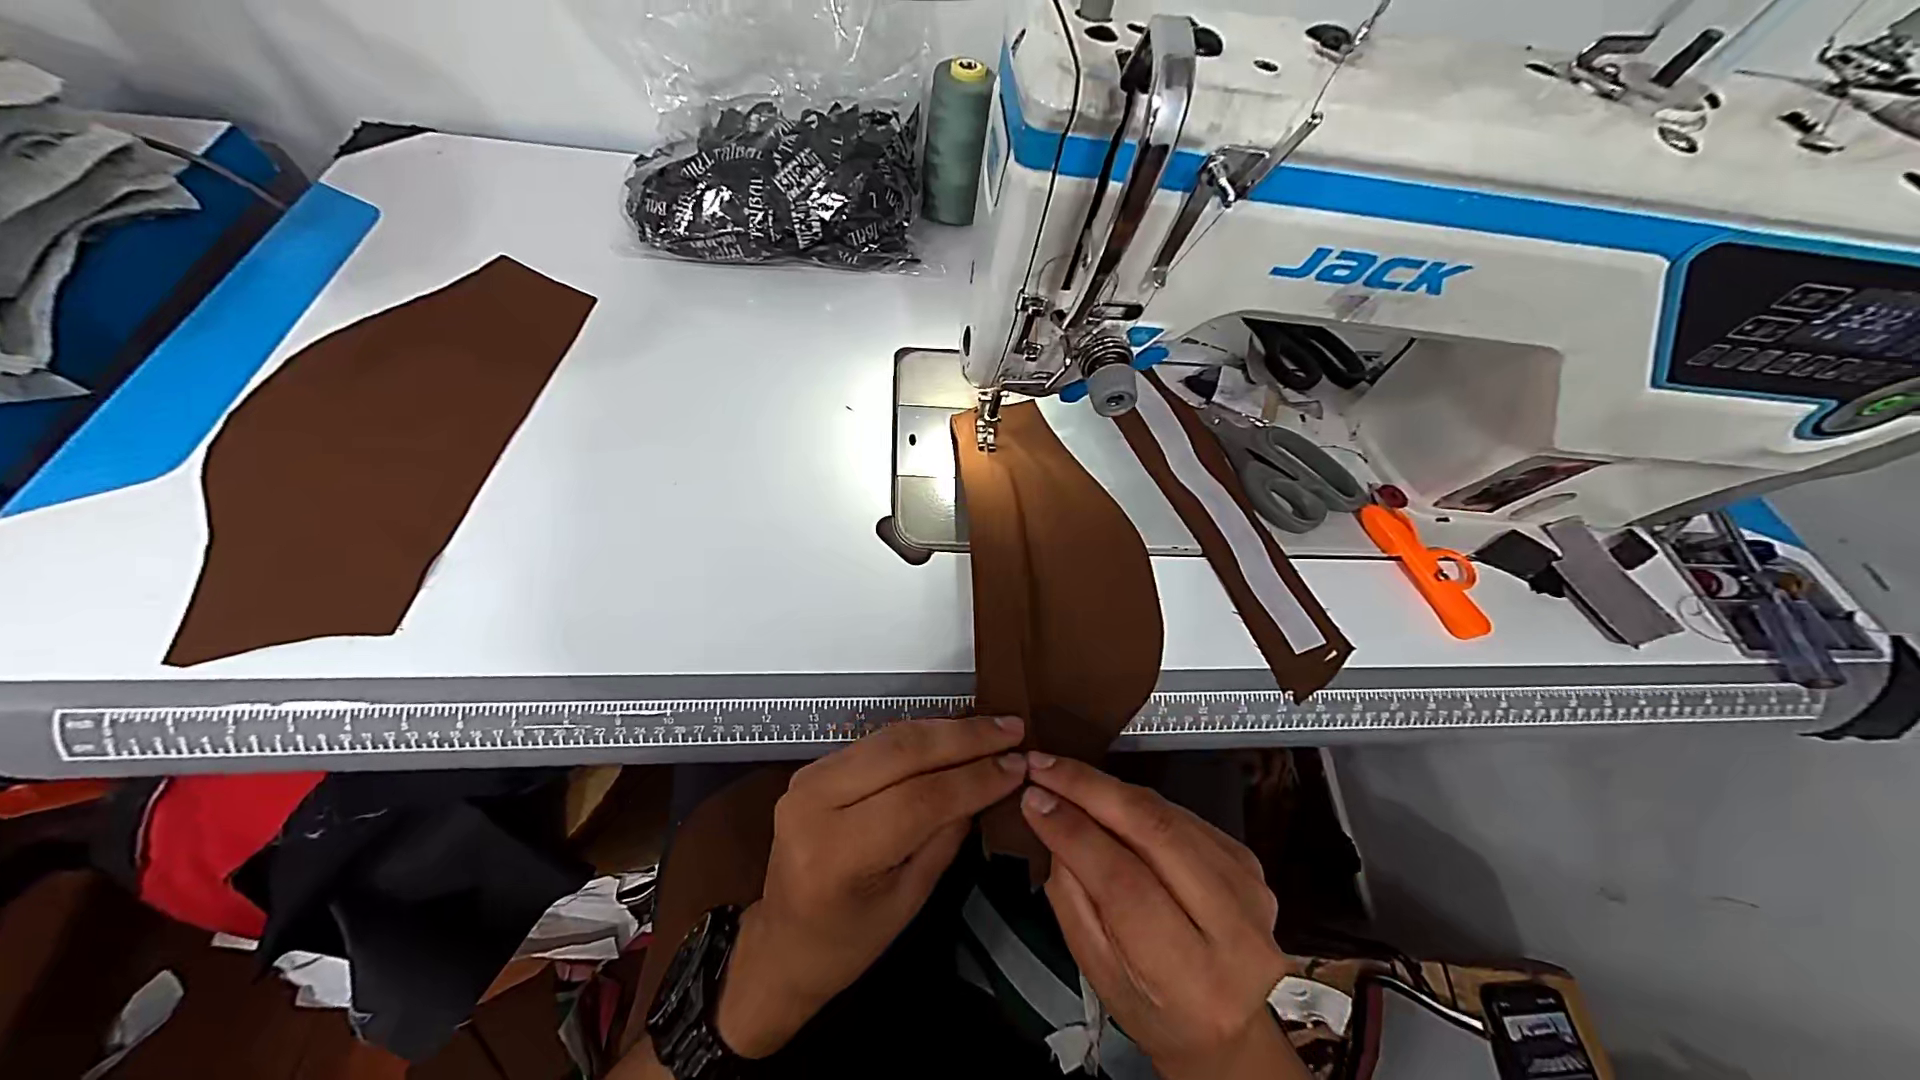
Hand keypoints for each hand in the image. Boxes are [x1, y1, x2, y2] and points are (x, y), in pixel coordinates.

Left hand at [716, 715, 1028, 1056]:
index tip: (1019, 765)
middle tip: (1012, 730)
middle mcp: (815, 803)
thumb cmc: (848, 941)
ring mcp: (808, 778)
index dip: (975, 778)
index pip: (919, 799)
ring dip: (947, 730)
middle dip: (965, 738)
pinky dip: (921, 735)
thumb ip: (947, 834)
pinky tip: (954, 735)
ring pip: (891, 736)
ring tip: (993, 728)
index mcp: (836, 852)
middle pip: (902, 752)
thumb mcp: (909, 899)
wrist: (781, 944)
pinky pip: (877, 742)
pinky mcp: (814, 768)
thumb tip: (990, 782)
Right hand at [1020, 756, 1307, 1079]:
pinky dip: (1135, 799)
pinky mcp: (1247, 858)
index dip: (1074, 833)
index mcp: (1191, 975)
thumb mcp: (1100, 975)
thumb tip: (1053, 821)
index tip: (1033, 799)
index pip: (1125, 883)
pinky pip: (1180, 813)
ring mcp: (1247, 885)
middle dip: (1089, 789)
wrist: (1235, 1025)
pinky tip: (1104, 794)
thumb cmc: (1158, 1011)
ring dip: (1107, 786)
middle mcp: (1233, 926)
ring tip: (1061, 772)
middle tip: (1042, 766)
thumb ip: (1072, 898)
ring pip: (1166, 812)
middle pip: (1154, 832)